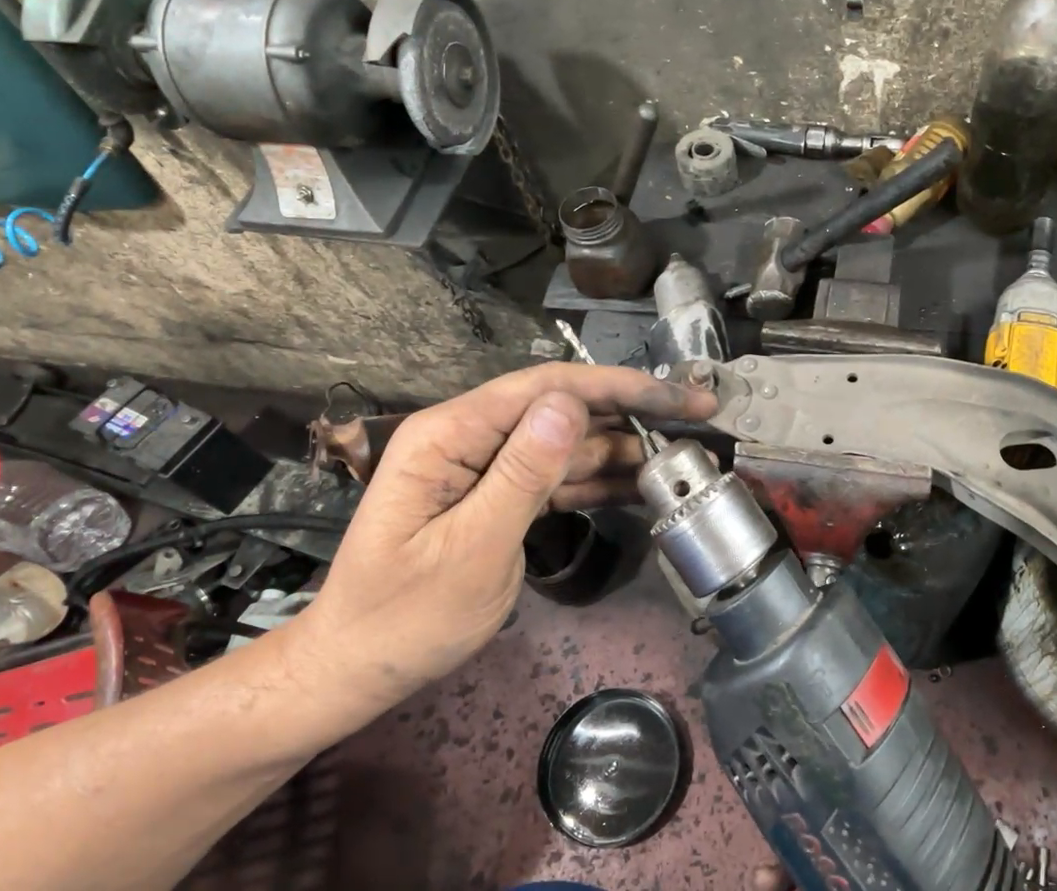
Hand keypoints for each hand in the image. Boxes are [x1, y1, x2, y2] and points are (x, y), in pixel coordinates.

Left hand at [285, 364, 716, 716]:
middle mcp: (470, 439)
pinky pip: (557, 480)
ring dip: (624, 451)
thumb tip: (569, 406)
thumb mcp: (470, 550)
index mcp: (451, 435)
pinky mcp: (497, 498)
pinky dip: (600, 483)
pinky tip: (643, 487)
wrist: (356, 670)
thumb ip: (521, 474)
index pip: (546, 388)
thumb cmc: (404, 618)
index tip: (676, 397)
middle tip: (700, 417)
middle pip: (564, 409)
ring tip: (686, 458)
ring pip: (568, 445)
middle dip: (633, 412)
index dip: (618, 386)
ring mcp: (485, 468)